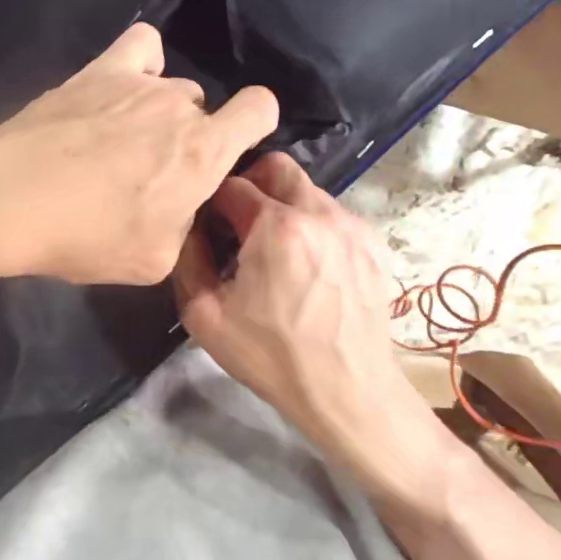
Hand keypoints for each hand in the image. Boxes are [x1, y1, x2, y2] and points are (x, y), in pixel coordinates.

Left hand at [0, 24, 278, 285]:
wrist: (10, 200)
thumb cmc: (86, 237)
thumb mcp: (155, 260)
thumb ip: (184, 225)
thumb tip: (181, 203)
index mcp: (202, 152)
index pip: (261, 109)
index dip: (255, 126)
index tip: (229, 152)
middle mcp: (178, 106)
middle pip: (204, 110)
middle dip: (190, 138)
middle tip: (151, 174)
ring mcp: (136, 82)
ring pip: (171, 88)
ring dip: (159, 112)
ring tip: (121, 141)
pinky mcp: (96, 71)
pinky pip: (140, 47)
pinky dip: (141, 64)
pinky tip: (120, 90)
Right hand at [173, 152, 442, 480]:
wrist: (349, 393)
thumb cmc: (271, 357)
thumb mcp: (204, 315)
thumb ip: (188, 258)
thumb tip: (188, 227)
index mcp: (275, 226)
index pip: (230, 184)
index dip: (210, 203)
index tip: (206, 228)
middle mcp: (319, 213)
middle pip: (276, 166)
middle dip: (249, 184)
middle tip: (236, 222)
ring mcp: (352, 226)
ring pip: (307, 189)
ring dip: (281, 206)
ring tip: (271, 250)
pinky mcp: (372, 244)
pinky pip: (332, 215)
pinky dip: (310, 226)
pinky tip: (303, 266)